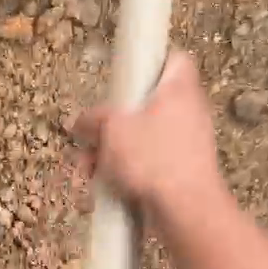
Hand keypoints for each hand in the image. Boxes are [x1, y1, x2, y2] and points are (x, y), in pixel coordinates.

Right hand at [67, 52, 226, 221]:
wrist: (185, 209)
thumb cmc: (152, 158)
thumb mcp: (111, 129)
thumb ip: (92, 119)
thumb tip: (79, 121)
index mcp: (178, 89)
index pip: (174, 59)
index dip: (150, 61)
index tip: (125, 74)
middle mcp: (187, 112)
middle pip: (145, 105)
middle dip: (112, 122)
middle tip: (90, 136)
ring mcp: (185, 144)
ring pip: (140, 137)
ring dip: (110, 151)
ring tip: (87, 168)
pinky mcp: (180, 171)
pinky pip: (146, 162)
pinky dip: (123, 170)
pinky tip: (102, 186)